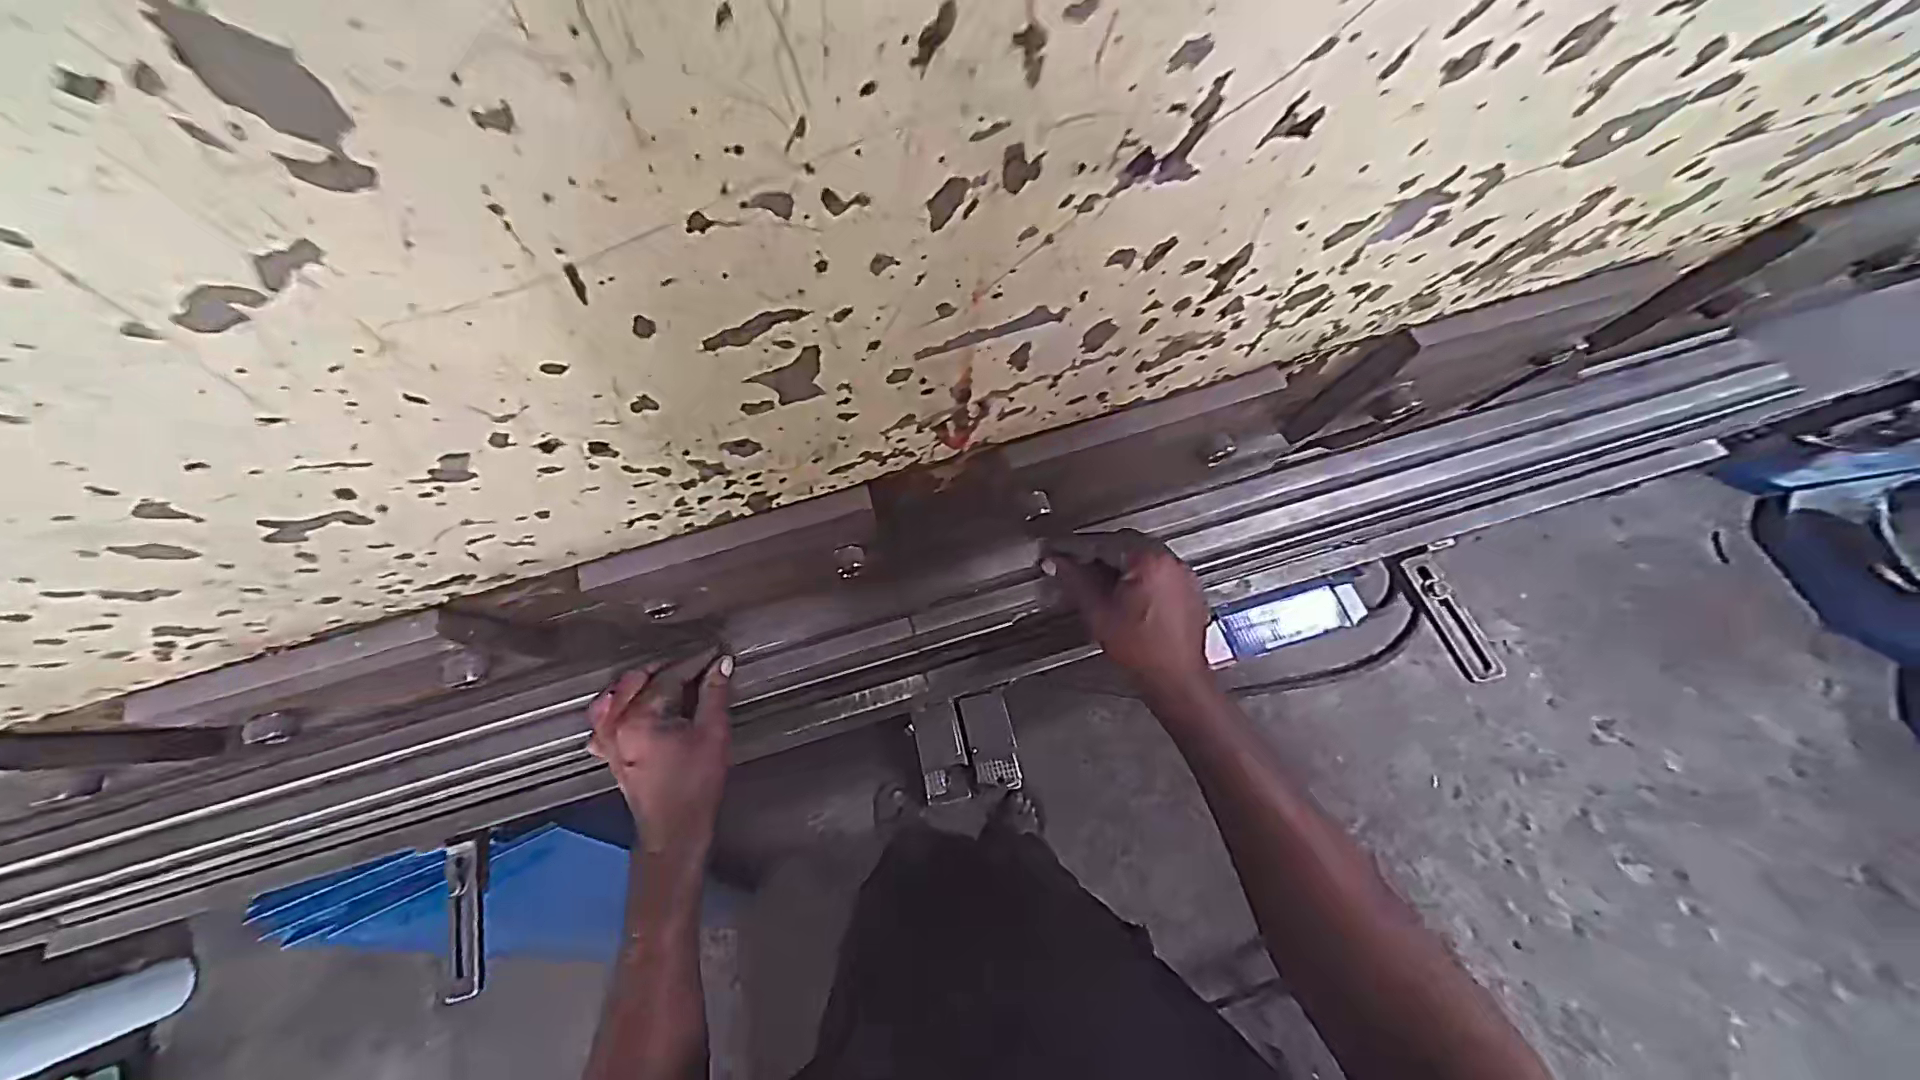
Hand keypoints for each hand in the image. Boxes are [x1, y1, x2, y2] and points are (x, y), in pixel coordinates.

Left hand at [587, 654, 733, 859]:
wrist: (675, 828)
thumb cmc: (696, 783)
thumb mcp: (714, 732)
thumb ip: (715, 693)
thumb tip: (720, 664)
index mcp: (640, 716)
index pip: (670, 675)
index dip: (696, 662)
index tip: (715, 654)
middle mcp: (616, 724)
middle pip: (639, 679)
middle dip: (669, 668)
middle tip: (699, 666)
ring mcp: (608, 739)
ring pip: (618, 695)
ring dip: (643, 682)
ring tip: (671, 680)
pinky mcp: (610, 752)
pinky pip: (606, 719)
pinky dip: (621, 706)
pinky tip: (637, 706)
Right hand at [1042, 530, 1212, 698]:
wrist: (1175, 679)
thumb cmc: (1144, 652)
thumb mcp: (1098, 612)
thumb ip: (1075, 580)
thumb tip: (1059, 563)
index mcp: (1147, 561)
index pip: (1102, 542)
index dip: (1074, 547)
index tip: (1058, 551)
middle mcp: (1169, 562)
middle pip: (1123, 543)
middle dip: (1095, 552)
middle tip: (1072, 563)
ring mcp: (1181, 575)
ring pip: (1140, 555)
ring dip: (1116, 563)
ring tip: (1094, 579)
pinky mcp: (1187, 589)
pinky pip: (1156, 570)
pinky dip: (1136, 574)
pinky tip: (1121, 591)